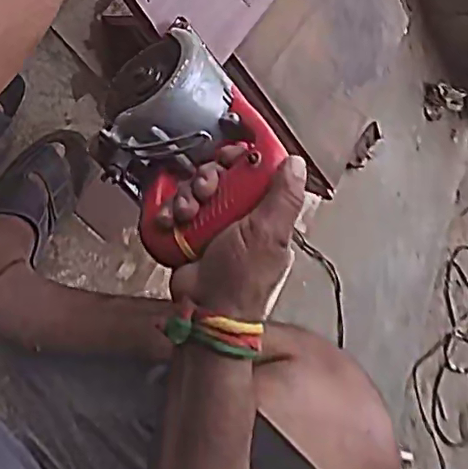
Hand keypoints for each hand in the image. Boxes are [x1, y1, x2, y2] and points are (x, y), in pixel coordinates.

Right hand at [165, 154, 305, 320]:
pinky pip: (175, 206)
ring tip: (188, 214)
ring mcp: (211, 222)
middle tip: (206, 192)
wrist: (204, 310)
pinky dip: (171, 210)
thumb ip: (283, 198)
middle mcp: (238, 214)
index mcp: (264, 212)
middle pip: (218, 173)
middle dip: (207, 178)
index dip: (239, 157)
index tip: (228, 158)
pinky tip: (174, 221)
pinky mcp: (188, 230)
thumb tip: (297, 164)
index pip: (252, 168)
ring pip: (193, 188)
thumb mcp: (268, 235)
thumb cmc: (242, 281)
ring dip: (186, 196)